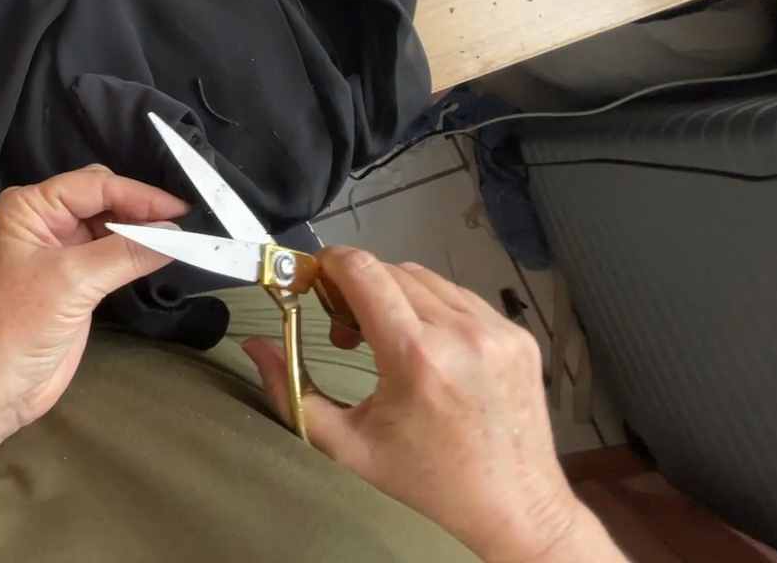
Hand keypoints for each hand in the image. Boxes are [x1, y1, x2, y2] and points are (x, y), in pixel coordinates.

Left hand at [0, 166, 185, 435]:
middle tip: (186, 225)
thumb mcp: (71, 283)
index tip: (181, 212)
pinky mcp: (74, 281)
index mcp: (31, 206)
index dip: (139, 195)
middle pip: (103, 199)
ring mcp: (59, 250)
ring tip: (183, 238)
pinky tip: (161, 256)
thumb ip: (124, 254)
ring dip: (142, 231)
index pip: (95, 185)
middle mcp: (44, 220)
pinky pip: (112, 255)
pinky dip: (136, 253)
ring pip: (110, 226)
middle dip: (141, 208)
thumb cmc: (14, 326)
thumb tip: (175, 234)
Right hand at [243, 248, 612, 562]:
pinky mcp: (517, 335)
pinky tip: (422, 342)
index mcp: (416, 357)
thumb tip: (255, 344)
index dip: (327, 264)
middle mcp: (460, 334)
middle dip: (353, 286)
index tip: (312, 282)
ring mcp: (495, 331)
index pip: (361, 270)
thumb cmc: (428, 483)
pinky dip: (426, 305)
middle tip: (343, 327)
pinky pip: (454, 293)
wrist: (521, 514)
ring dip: (390, 293)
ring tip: (383, 336)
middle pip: (385, 269)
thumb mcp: (347, 445)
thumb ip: (291, 390)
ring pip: (420, 276)